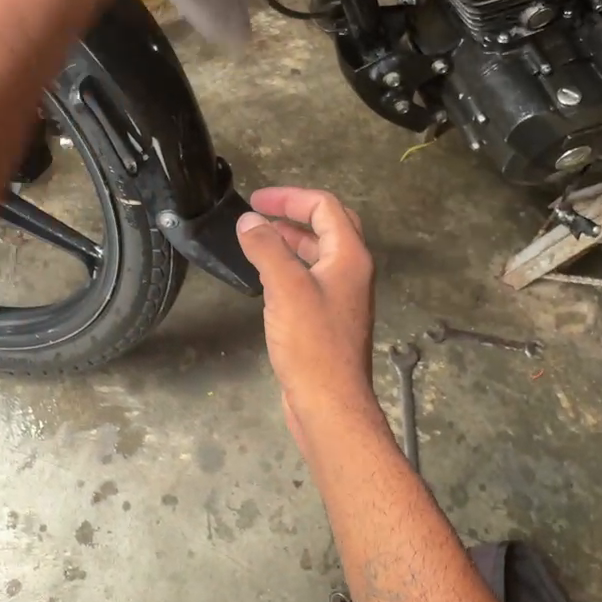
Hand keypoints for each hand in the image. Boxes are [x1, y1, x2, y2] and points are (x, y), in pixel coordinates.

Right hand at [235, 188, 380, 451]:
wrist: (330, 403)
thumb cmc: (312, 343)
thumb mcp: (285, 288)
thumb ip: (267, 248)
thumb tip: (250, 221)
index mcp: (350, 256)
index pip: (325, 207)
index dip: (290, 197)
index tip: (256, 200)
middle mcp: (352, 271)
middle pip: (328, 226)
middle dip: (294, 213)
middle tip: (260, 213)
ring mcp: (342, 296)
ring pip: (318, 253)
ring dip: (291, 240)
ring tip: (258, 238)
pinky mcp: (329, 318)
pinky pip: (311, 277)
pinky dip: (290, 265)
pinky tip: (266, 275)